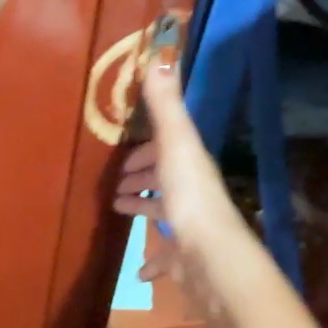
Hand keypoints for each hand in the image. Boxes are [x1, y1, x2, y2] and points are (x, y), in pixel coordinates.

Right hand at [113, 65, 256, 312]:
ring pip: (163, 213)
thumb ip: (165, 105)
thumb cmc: (190, 194)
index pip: (168, 149)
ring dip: (142, 207)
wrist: (211, 257)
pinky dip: (152, 261)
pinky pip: (164, 258)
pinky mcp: (182, 260)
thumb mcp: (175, 142)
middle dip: (141, 177)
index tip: (123, 152)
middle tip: (116, 181)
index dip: (146, 149)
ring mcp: (189, 229)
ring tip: (118, 208)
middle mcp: (192, 194)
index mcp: (190, 165)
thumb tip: (160, 57)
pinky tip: (140, 270)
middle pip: (165, 180)